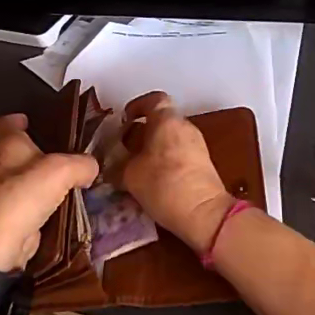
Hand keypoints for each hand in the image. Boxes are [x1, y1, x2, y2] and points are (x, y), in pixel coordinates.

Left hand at [0, 114, 99, 271]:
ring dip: (37, 178)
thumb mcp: (62, 170)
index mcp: (5, 145)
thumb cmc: (24, 194)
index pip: (3, 124)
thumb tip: (90, 166)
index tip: (28, 120)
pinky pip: (26, 202)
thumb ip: (81, 163)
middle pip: (11, 150)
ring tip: (66, 179)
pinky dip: (40, 202)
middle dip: (31, 150)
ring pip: (19, 178)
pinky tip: (59, 205)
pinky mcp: (7, 217)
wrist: (1, 244)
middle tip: (58, 151)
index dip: (15, 119)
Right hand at [118, 91, 237, 251]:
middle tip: (124, 146)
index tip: (125, 119)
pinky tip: (152, 178)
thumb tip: (110, 165)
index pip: (153, 99)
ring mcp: (198, 146)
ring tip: (135, 165)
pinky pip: (179, 153)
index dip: (137, 106)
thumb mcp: (129, 175)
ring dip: (153, 147)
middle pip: (162, 120)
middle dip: (142, 131)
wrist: (204, 214)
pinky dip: (165, 160)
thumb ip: (117, 164)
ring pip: (170, 138)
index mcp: (167, 121)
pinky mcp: (204, 164)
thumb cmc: (163, 185)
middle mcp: (185, 127)